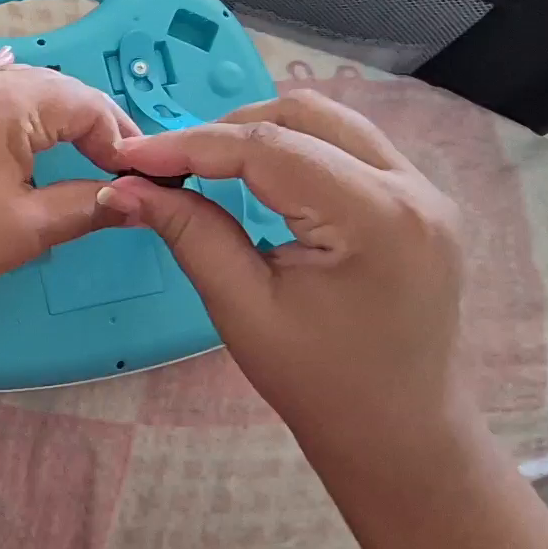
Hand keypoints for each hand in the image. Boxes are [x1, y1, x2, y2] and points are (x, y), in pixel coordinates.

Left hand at [0, 49, 138, 320]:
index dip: (121, 140)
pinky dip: (21, 102)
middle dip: (96, 123)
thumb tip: (139, 200)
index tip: (141, 179)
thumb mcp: (32, 226)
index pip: (87, 105)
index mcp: (9, 102)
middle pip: (58, 89)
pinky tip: (28, 94)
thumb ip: (92, 205)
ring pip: (26, 89)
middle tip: (123, 165)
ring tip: (90, 147)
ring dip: (61, 114)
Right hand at [97, 91, 468, 450]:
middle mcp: (413, 189)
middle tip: (170, 165)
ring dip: (258, 132)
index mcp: (375, 218)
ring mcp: (424, 191)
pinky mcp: (418, 201)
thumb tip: (123, 185)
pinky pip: (346, 144)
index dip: (189, 144)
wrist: (399, 434)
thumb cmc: (318, 382)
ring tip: (206, 165)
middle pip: (302, 114)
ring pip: (327, 120)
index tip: (130, 156)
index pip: (267, 149)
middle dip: (225, 129)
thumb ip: (187, 231)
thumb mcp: (241, 306)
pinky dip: (291, 148)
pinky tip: (255, 178)